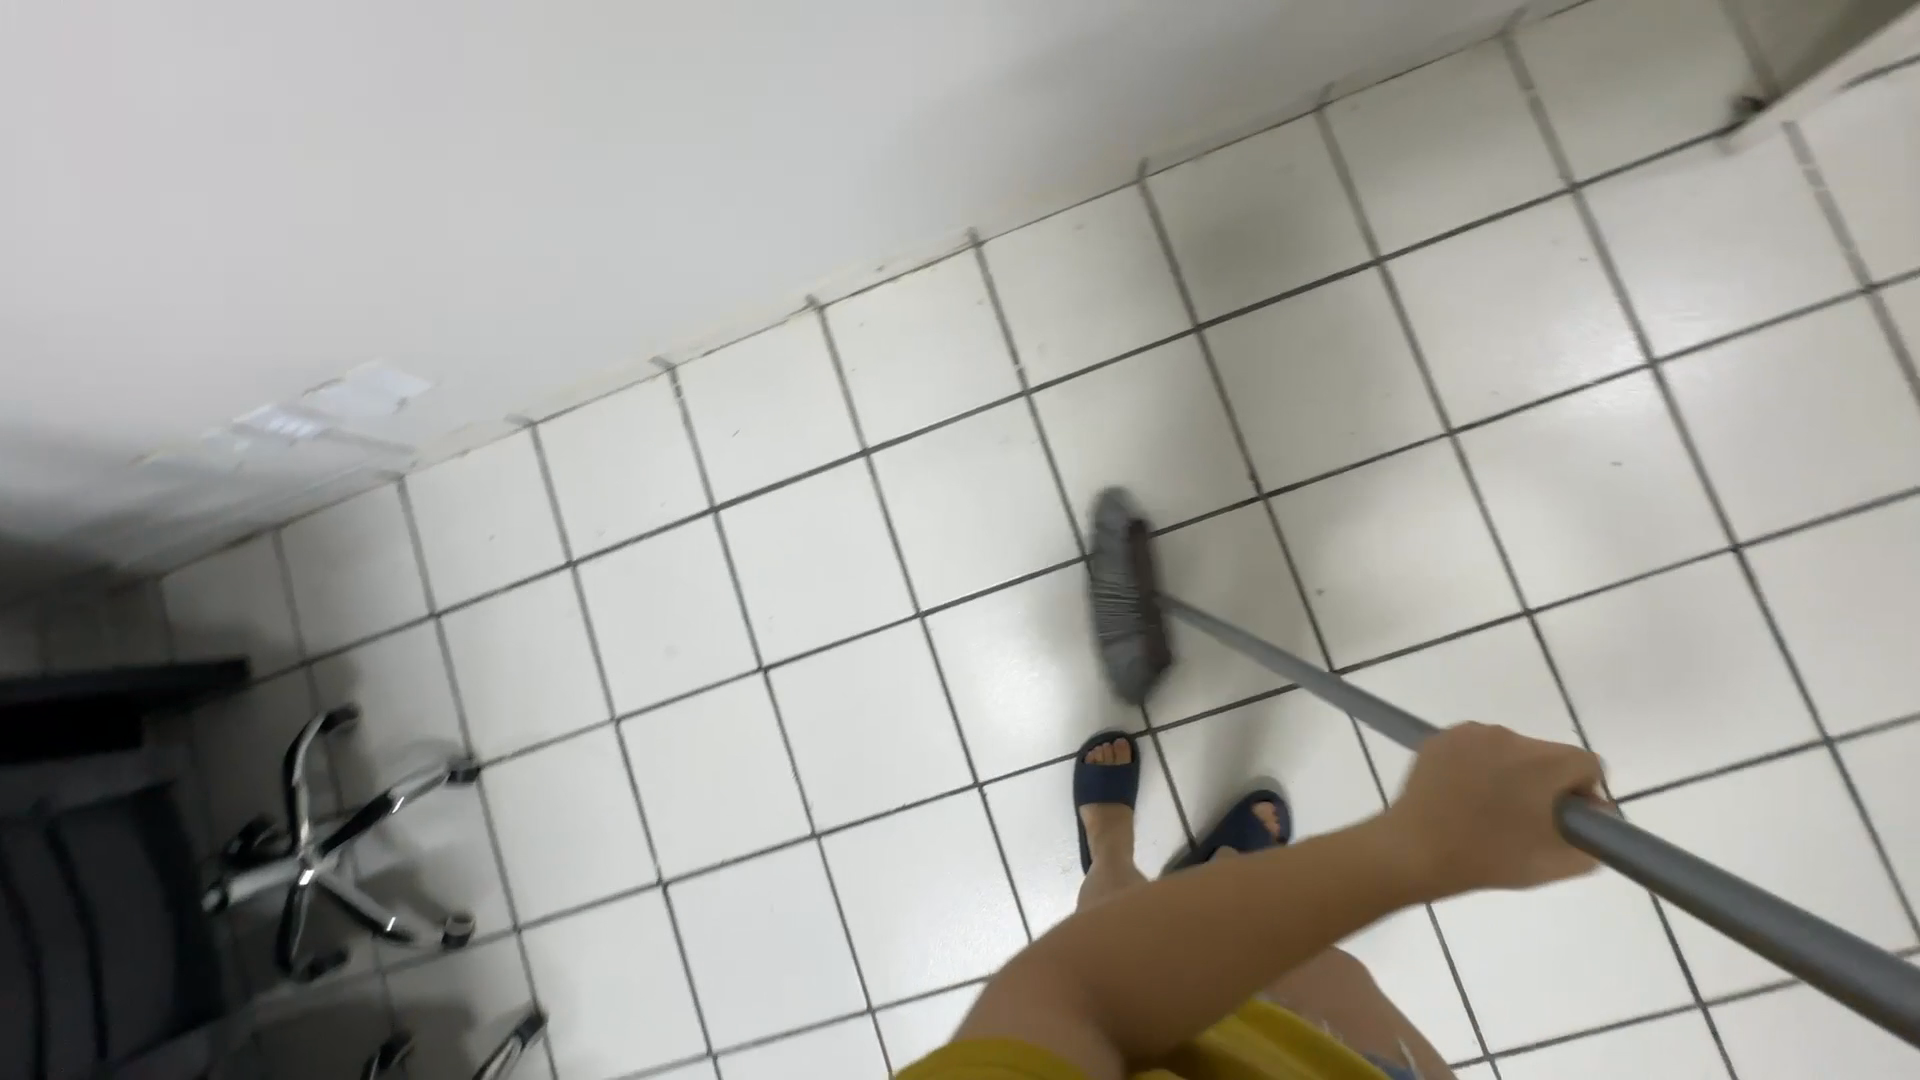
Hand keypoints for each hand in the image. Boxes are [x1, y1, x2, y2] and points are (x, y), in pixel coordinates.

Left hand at [1382, 722, 1607, 899]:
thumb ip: (1597, 834)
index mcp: (1542, 760)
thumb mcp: (1565, 860)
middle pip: (1545, 754)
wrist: (1418, 847)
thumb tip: (1594, 811)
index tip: (1567, 817)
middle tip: (1526, 815)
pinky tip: (1465, 793)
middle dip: (1545, 780)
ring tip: (1490, 806)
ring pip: (1508, 749)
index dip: (1585, 791)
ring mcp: (1466, 734)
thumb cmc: (1493, 857)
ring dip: (1510, 771)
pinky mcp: (1437, 738)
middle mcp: (1506, 736)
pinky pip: (1474, 748)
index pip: (1586, 764)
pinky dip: (1477, 765)